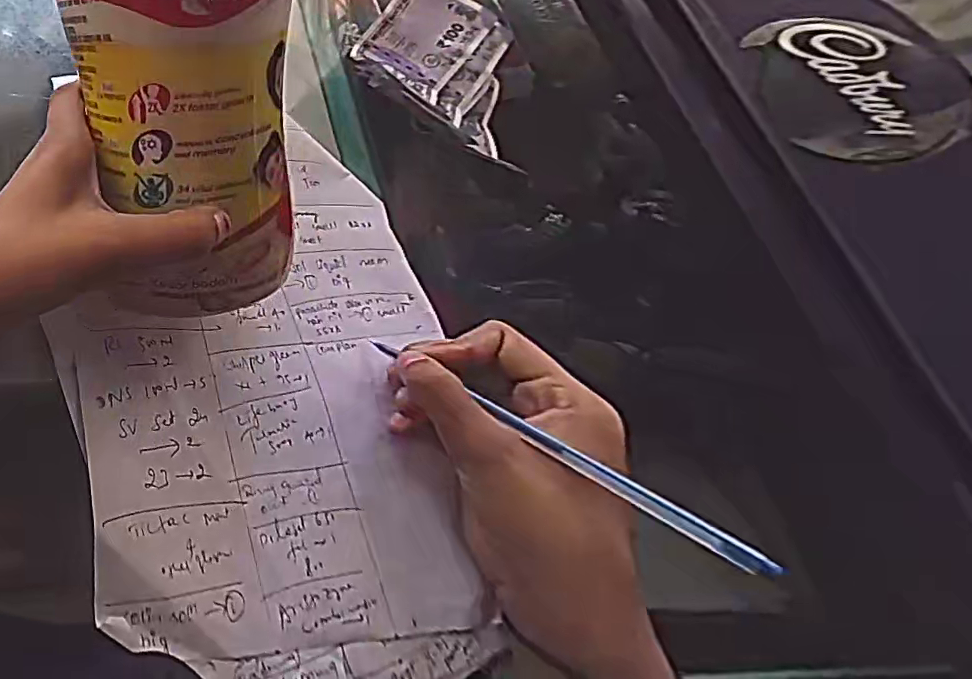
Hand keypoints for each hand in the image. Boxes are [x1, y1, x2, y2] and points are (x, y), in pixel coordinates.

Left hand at [0, 85, 226, 318]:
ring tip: (183, 177)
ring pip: (99, 166)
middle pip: (100, 127)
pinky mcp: (47, 224)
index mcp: (64, 145)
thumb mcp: (106, 247)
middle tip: (191, 135)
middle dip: (143, 127)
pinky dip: (121, 204)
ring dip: (135, 168)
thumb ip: (167, 237)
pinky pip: (93, 200)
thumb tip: (221, 222)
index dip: (115, 79)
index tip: (161, 83)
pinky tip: (148, 225)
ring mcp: (48, 193)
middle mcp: (54, 161)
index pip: (81, 89)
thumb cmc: (25, 258)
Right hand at [388, 321, 672, 678]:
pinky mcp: (502, 465)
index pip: (502, 345)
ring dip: (427, 400)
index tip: (417, 365)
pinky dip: (431, 424)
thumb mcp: (493, 461)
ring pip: (465, 397)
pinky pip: (460, 426)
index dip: (455, 350)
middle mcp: (550, 418)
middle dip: (435, 375)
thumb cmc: (560, 554)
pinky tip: (408, 429)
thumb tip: (412, 361)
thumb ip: (447, 402)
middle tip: (400, 383)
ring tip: (401, 410)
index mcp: (571, 407)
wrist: (569, 626)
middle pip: (479, 368)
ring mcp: (525, 443)